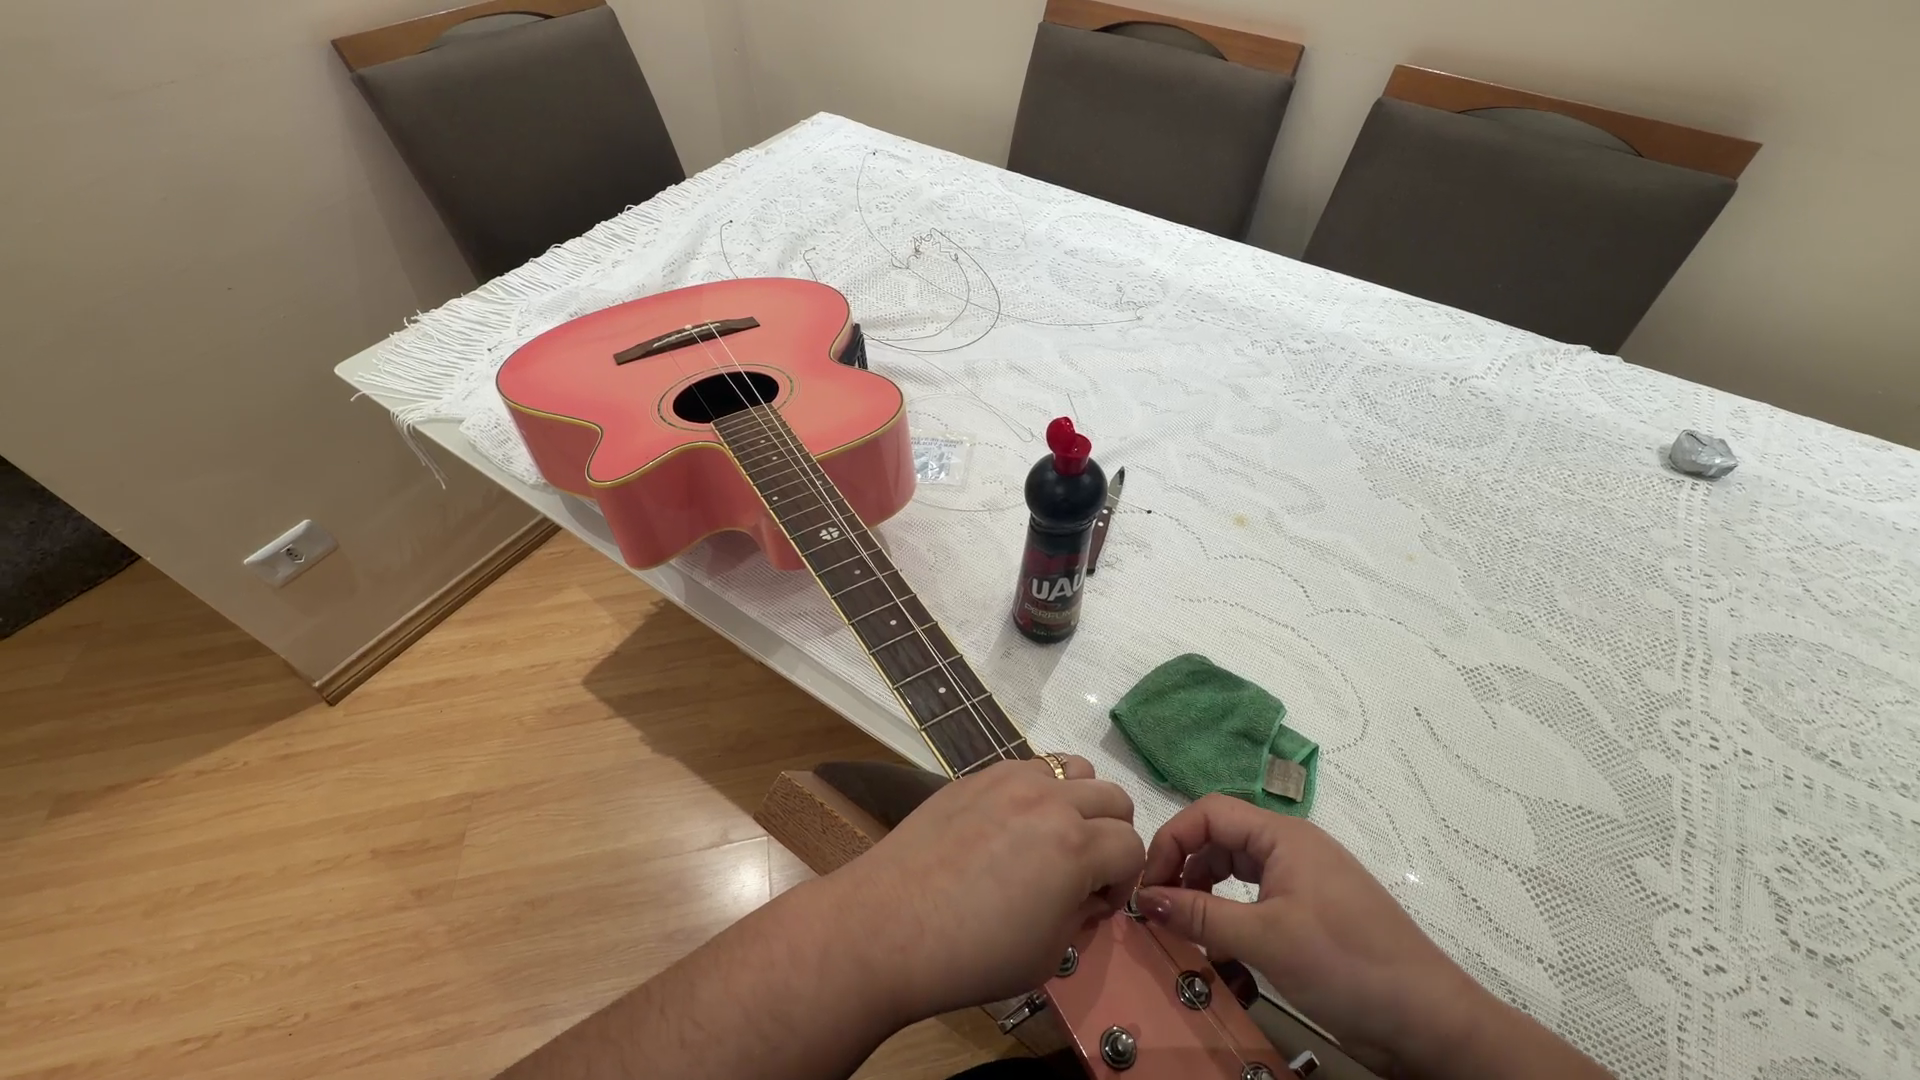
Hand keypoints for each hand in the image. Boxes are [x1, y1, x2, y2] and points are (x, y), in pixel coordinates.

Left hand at [821, 756, 1143, 1026]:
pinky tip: (1008, 825)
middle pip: (1113, 797)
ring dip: (1078, 801)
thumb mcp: (1047, 955)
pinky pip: (1027, 767)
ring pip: (1074, 769)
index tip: (1095, 906)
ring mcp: (1009, 780)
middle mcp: (1050, 800)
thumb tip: (1086, 894)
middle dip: (1111, 836)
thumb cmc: (970, 955)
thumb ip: (1081, 914)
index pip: (1133, 848)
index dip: (1123, 883)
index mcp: (1076, 847)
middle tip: (1082, 870)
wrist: (885, 926)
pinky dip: (1036, 791)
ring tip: (1050, 836)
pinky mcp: (975, 776)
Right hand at [1136, 795, 1496, 1075]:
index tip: (1148, 882)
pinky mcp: (1311, 914)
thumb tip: (1144, 898)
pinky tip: (1219, 944)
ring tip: (1183, 926)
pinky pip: (1255, 898)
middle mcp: (1291, 847)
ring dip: (1204, 892)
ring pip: (1235, 869)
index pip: (1209, 812)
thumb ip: (1199, 915)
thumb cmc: (1346, 964)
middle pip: (1219, 838)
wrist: (1431, 1022)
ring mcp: (1303, 881)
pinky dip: (1229, 914)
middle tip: (1158, 907)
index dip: (1171, 839)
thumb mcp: (1264, 939)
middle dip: (1183, 866)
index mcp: (1283, 835)